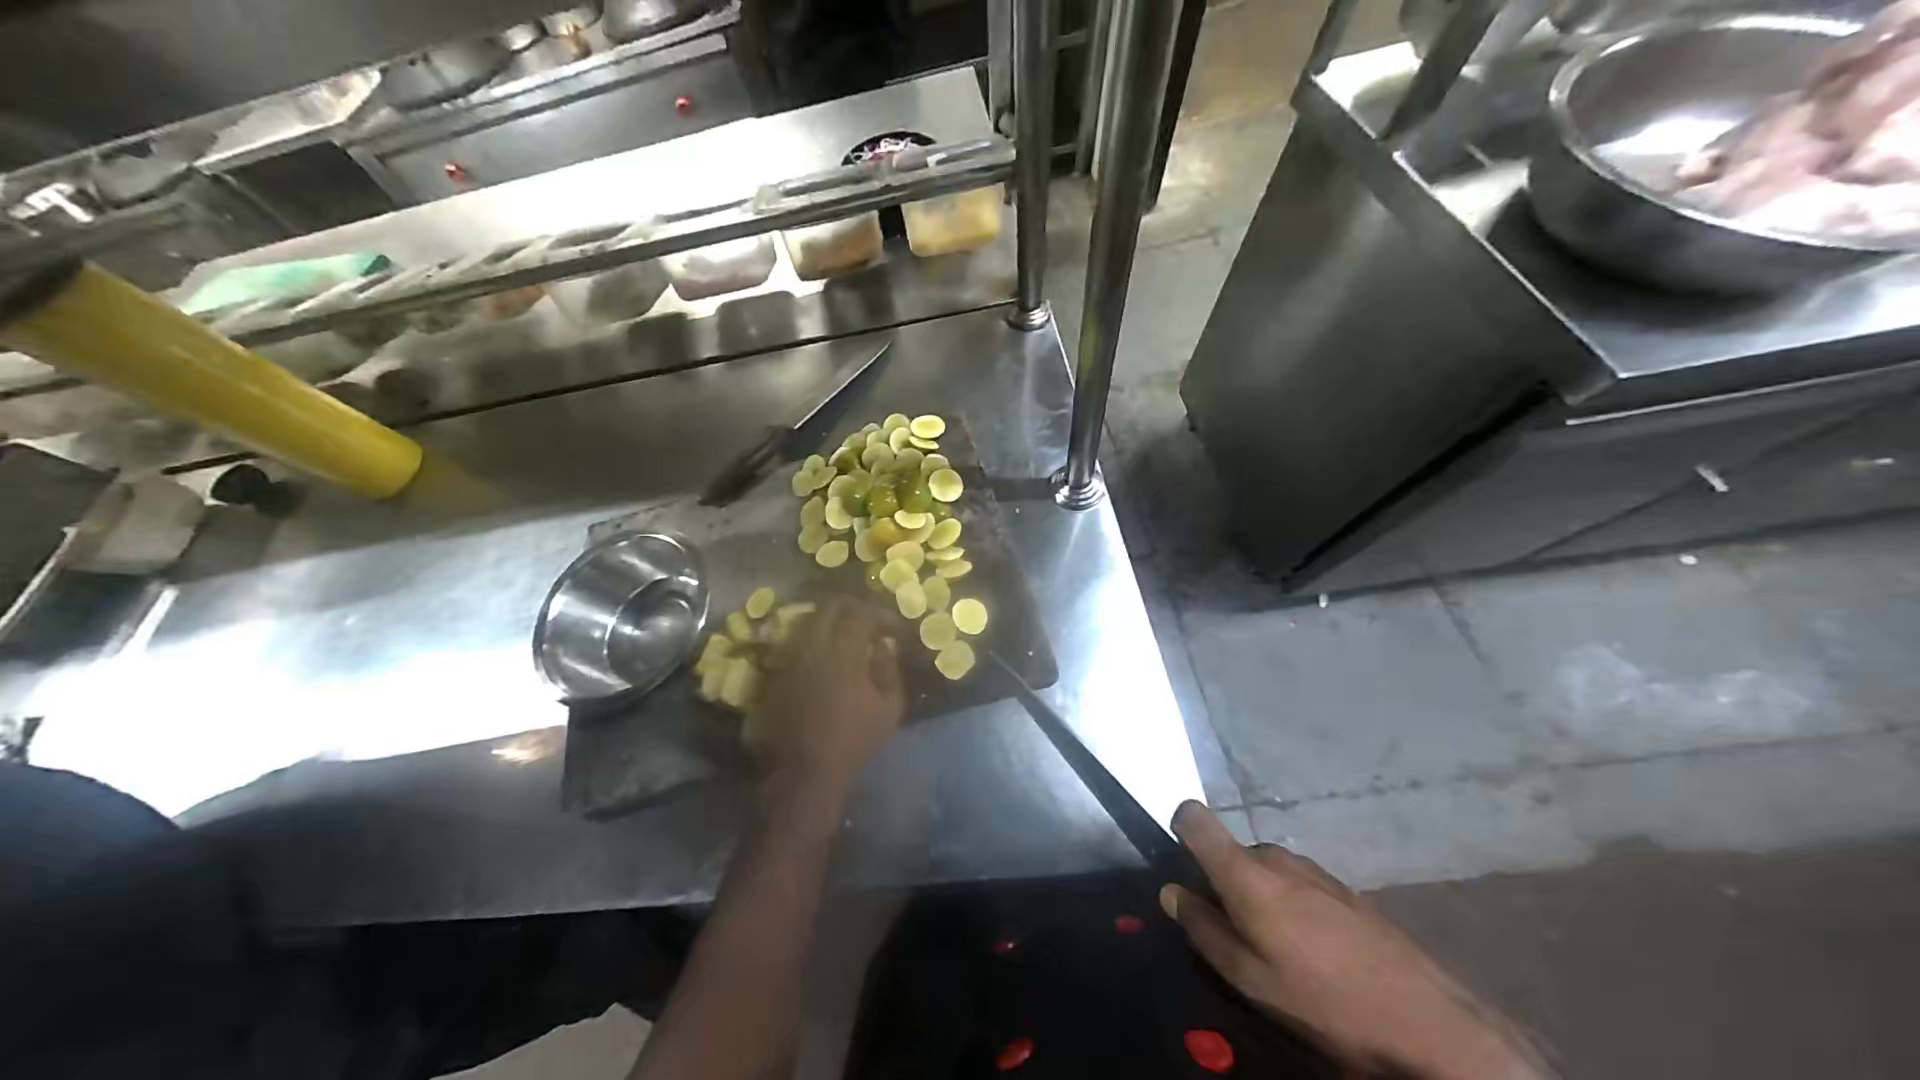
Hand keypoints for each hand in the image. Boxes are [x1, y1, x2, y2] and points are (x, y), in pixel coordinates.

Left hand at [748, 595, 904, 789]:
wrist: (807, 769)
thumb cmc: (855, 739)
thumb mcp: (890, 707)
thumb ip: (889, 667)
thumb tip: (881, 645)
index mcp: (844, 651)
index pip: (862, 613)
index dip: (881, 614)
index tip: (893, 627)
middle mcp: (814, 645)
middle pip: (831, 606)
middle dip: (854, 607)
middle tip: (869, 621)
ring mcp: (793, 656)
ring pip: (811, 620)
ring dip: (832, 620)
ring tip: (849, 635)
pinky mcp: (779, 671)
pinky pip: (798, 641)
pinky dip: (816, 638)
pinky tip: (828, 655)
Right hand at [1161, 802, 1546, 1079]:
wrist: (1428, 1021)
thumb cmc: (1323, 999)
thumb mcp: (1249, 977)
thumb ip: (1203, 928)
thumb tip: (1171, 892)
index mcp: (1246, 873)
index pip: (1196, 818)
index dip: (1179, 827)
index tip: (1180, 862)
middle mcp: (1276, 857)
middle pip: (1231, 852)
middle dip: (1223, 882)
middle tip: (1232, 931)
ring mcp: (1313, 868)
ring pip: (1265, 869)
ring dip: (1259, 895)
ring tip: (1276, 947)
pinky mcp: (1342, 887)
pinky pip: (1296, 882)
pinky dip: (1290, 904)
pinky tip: (1313, 950)